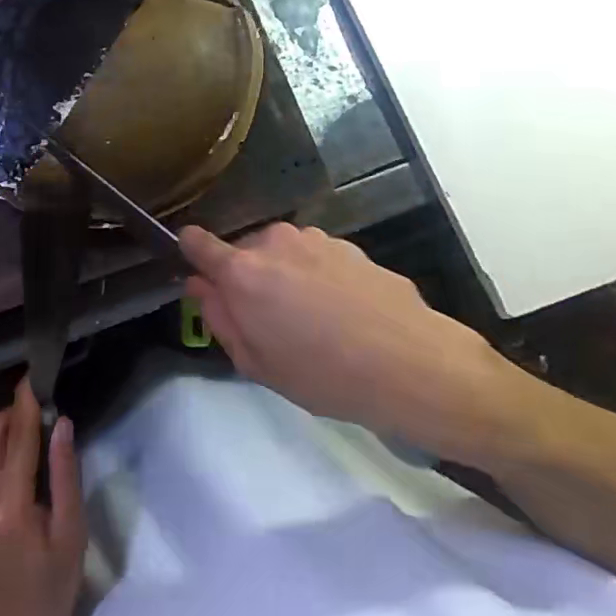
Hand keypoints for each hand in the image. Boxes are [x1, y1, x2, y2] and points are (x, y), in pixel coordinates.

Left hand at [0, 381, 85, 615]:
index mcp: (10, 505)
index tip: (33, 379)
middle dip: (11, 412)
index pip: (18, 439)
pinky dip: (0, 453)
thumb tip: (61, 426)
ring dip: (6, 431)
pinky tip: (22, 461)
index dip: (25, 405)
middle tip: (37, 403)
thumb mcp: (71, 539)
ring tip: (35, 427)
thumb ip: (65, 478)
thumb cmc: (50, 592)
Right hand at [178, 223, 534, 463]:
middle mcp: (274, 243)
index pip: (194, 241)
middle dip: (246, 276)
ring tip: (314, 320)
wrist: (424, 371)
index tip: (203, 279)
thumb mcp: (254, 362)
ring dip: (285, 275)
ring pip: (281, 254)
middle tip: (269, 318)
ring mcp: (317, 241)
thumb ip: (217, 317)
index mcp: (241, 270)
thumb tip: (201, 286)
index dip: (191, 256)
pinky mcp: (354, 249)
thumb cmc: (325, 374)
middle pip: (242, 251)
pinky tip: (348, 317)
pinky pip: (318, 260)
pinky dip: (320, 279)